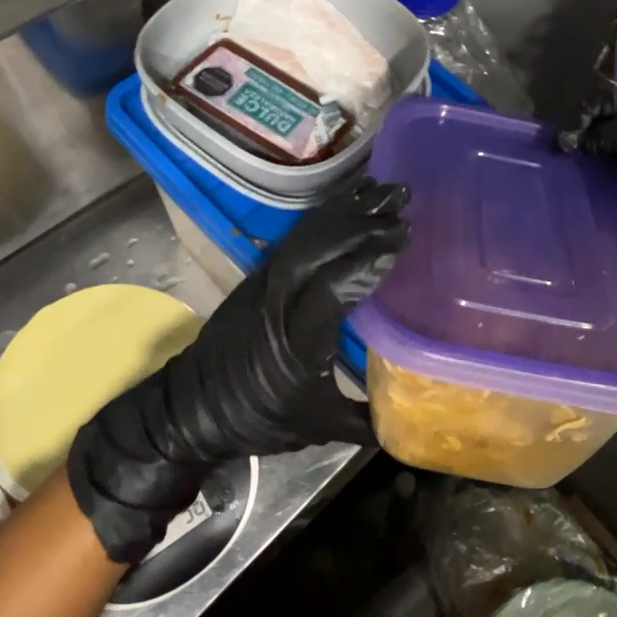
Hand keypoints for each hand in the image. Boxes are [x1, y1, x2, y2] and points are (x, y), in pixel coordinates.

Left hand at [66, 178, 408, 560]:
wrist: (192, 409)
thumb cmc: (260, 419)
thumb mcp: (321, 427)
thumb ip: (370, 418)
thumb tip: (423, 416)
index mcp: (299, 337)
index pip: (336, 282)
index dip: (370, 257)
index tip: (406, 236)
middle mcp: (280, 299)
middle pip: (324, 246)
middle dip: (366, 221)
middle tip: (404, 198)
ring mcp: (266, 281)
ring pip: (310, 235)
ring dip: (348, 209)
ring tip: (384, 188)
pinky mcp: (259, 274)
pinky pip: (298, 236)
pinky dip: (326, 215)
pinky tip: (348, 202)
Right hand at [575, 112, 616, 320]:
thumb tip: (582, 137)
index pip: (610, 105)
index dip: (586, 113)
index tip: (569, 136)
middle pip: (598, 126)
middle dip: (576, 131)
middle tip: (559, 150)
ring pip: (593, 152)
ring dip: (575, 155)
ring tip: (558, 166)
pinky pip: (594, 179)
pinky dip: (579, 177)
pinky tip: (567, 184)